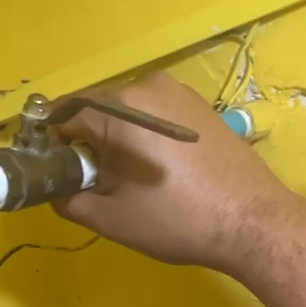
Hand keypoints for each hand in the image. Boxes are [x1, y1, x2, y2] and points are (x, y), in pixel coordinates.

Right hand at [54, 74, 299, 270]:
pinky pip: (152, 114)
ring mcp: (176, 91)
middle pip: (93, 109)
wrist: (252, 222)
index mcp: (117, 107)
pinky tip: (160, 170)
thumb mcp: (110, 219)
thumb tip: (55, 189)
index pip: (60, 114)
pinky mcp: (198, 105)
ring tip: (134, 181)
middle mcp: (145, 84)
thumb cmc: (177, 220)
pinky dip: (143, 137)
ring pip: (124, 112)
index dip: (52, 147)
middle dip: (87, 143)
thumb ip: (68, 199)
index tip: (63, 178)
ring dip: (116, 141)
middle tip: (101, 185)